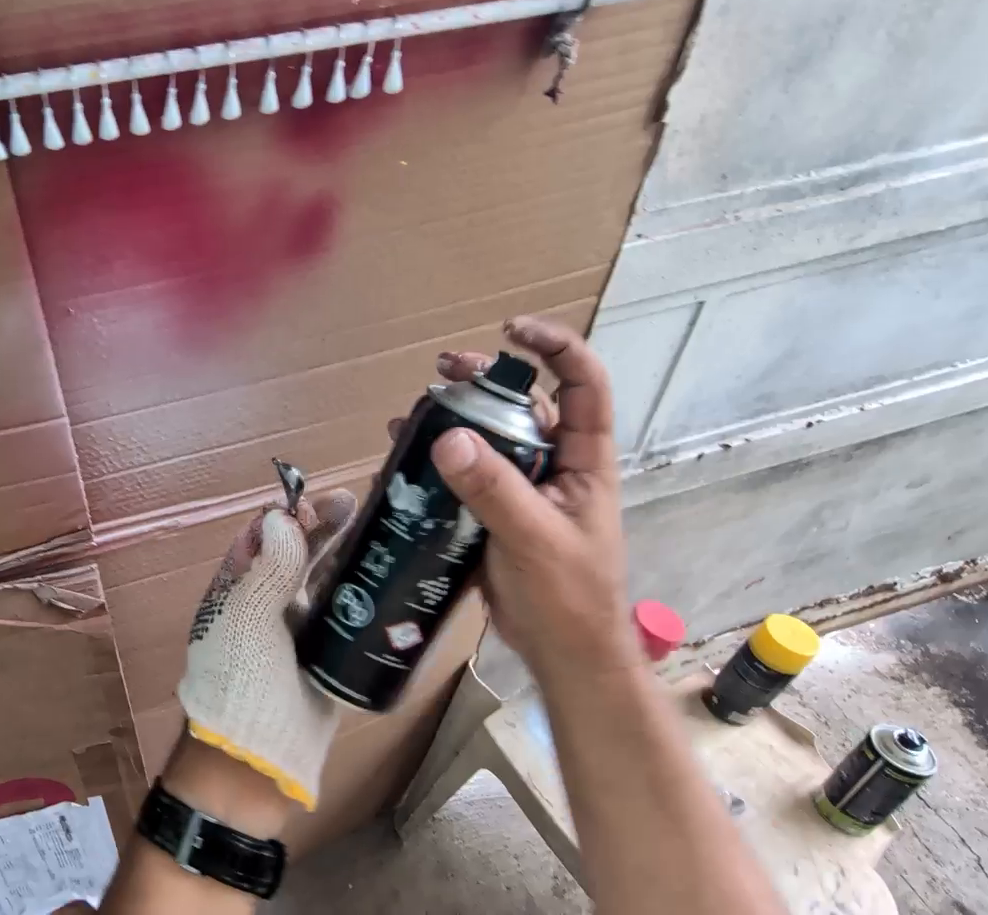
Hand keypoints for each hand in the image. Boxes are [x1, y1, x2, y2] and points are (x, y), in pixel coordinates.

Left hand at [175, 491, 357, 812]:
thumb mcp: (247, 618)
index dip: (287, 515)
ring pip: (325, 580)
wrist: (258, 760)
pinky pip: (346, 615)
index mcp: (238, 590)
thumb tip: (283, 517)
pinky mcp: (328, 655)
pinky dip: (363, 593)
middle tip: (355, 504)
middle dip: (323, 527)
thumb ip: (267, 568)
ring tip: (377, 529)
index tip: (314, 501)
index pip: (262, 538)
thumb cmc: (241, 682)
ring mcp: (299, 631)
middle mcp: (267, 604)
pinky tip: (388, 575)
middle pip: (297, 554)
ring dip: (346, 554)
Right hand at [428, 317, 635, 681]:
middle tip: (442, 369)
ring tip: (413, 411)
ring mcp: (523, 487)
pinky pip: (464, 471)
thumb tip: (447, 435)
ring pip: (489, 434)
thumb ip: (494, 489)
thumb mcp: (534, 539)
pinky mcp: (493, 510)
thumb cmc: (569, 598)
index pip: (583, 386)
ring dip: (453, 416)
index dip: (555, 348)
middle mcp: (555, 464)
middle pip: (524, 402)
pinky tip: (403, 454)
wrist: (561, 654)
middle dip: (484, 378)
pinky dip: (435, 457)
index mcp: (584, 462)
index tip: (511, 332)